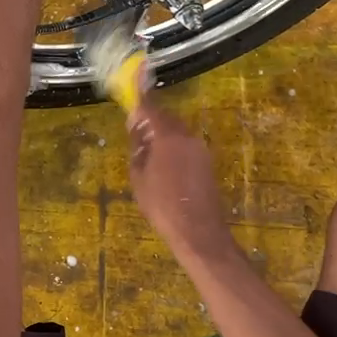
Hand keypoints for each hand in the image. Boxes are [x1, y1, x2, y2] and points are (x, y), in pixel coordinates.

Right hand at [128, 102, 235, 262]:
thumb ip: (137, 150)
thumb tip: (138, 134)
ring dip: (163, 134)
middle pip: (167, 117)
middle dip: (151, 119)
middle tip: (137, 132)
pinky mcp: (207, 162)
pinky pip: (186, 144)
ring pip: (178, 131)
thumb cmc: (162, 204)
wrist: (198, 231)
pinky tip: (164, 164)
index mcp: (167, 136)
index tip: (130, 107)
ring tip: (149, 151)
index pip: (151, 109)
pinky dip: (174, 146)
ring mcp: (199, 149)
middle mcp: (186, 136)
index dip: (139, 105)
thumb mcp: (139, 177)